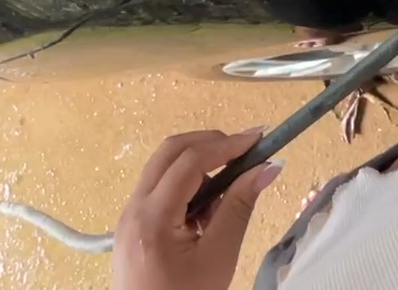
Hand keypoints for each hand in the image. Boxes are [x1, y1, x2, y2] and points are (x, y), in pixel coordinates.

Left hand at [113, 128, 283, 289]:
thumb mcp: (218, 258)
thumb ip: (240, 206)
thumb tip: (269, 168)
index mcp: (152, 218)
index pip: (191, 161)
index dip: (227, 145)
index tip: (259, 139)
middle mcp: (133, 209)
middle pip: (171, 151)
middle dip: (210, 143)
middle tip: (243, 152)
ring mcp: (128, 216)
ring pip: (163, 165)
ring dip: (197, 162)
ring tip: (226, 189)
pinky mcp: (131, 226)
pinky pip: (159, 186)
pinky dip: (185, 182)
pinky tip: (206, 209)